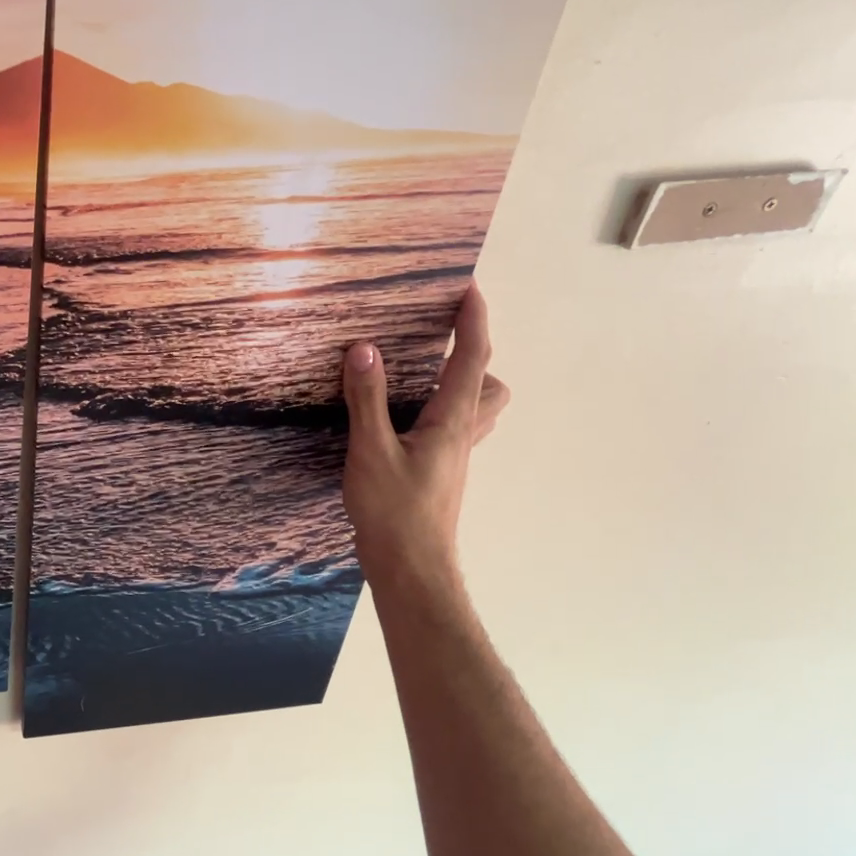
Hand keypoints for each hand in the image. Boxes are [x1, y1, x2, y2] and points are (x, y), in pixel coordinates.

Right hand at [341, 283, 509, 594]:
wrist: (410, 566)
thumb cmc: (394, 509)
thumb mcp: (371, 449)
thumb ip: (367, 399)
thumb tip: (365, 349)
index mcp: (452, 420)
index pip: (470, 359)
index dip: (473, 321)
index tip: (468, 288)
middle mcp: (462, 434)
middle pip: (489, 384)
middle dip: (474, 355)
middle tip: (438, 341)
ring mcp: (454, 457)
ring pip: (476, 410)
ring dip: (461, 385)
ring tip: (419, 376)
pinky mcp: (438, 474)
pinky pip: (451, 430)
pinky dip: (436, 411)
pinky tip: (401, 422)